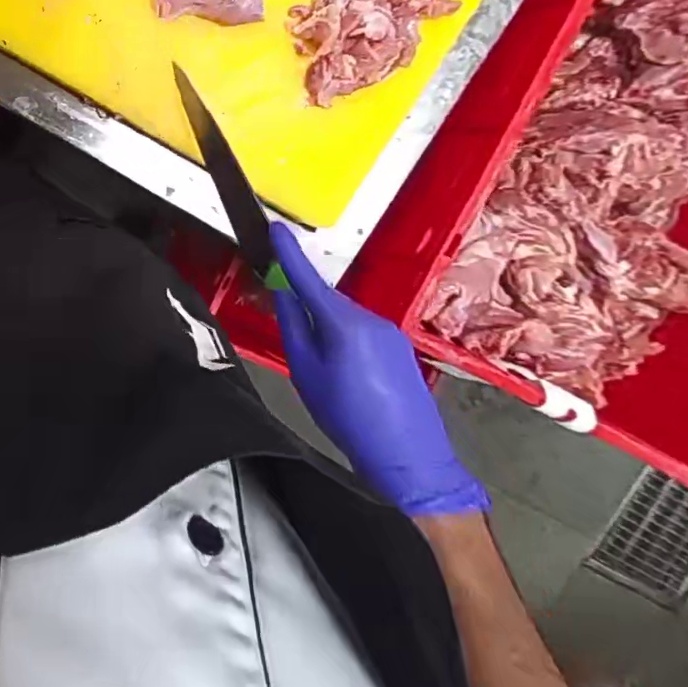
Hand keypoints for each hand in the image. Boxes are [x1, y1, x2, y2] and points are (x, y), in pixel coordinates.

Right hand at [268, 221, 489, 516]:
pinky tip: (340, 372)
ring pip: (342, 317)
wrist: (410, 457)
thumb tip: (284, 295)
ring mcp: (389, 333)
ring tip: (318, 370)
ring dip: (323, 328)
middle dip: (304, 307)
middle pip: (325, 300)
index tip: (276, 229)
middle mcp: (371, 320)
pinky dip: (341, 339)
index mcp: (344, 324)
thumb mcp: (306, 372)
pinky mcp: (398, 348)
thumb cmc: (348, 417)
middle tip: (289, 336)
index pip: (308, 280)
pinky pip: (360, 331)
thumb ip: (292, 328)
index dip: (289, 254)